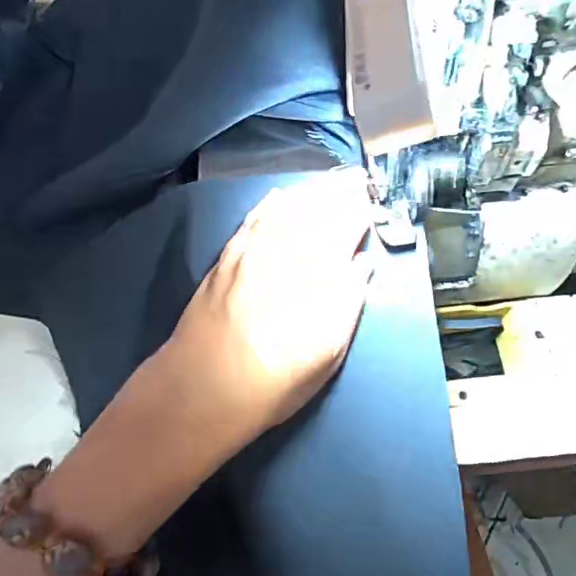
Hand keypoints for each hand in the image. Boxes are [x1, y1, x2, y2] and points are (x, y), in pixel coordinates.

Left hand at [152, 170, 376, 447]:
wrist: (205, 387)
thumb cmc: (277, 379)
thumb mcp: (329, 351)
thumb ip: (349, 300)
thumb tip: (362, 264)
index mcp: (317, 273)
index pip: (345, 228)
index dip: (360, 217)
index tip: (370, 214)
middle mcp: (285, 251)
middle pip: (317, 212)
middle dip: (338, 197)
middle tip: (353, 188)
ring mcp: (252, 250)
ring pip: (286, 209)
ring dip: (309, 195)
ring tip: (325, 188)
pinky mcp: (228, 256)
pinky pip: (254, 218)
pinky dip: (271, 204)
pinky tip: (281, 196)